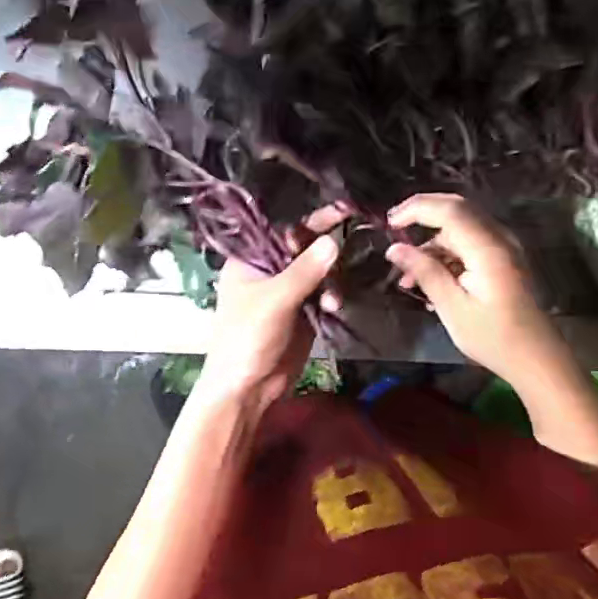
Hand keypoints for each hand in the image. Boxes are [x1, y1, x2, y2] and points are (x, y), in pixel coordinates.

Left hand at [195, 204, 347, 405]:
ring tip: (331, 300)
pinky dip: (330, 297)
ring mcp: (286, 292)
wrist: (247, 388)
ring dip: (330, 279)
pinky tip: (332, 308)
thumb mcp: (275, 300)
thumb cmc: (247, 338)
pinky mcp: (301, 312)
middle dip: (325, 249)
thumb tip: (332, 240)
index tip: (340, 210)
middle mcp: (267, 270)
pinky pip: (323, 294)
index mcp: (249, 260)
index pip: (281, 230)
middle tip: (351, 239)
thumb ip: (304, 271)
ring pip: (318, 271)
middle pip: (303, 248)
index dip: (309, 221)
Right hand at [385, 194, 577, 391]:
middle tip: (393, 228)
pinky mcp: (503, 261)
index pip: (449, 210)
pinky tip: (430, 282)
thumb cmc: (493, 337)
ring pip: (460, 229)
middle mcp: (499, 240)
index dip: (416, 209)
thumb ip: (425, 272)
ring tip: (407, 277)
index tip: (389, 223)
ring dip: (431, 244)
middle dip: (422, 214)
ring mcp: (504, 249)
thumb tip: (394, 248)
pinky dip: (446, 255)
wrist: (536, 359)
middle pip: (457, 210)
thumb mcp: (452, 307)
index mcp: (487, 249)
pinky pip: (469, 245)